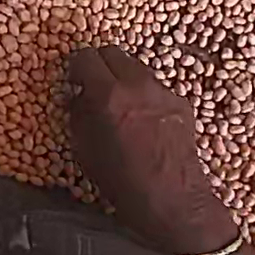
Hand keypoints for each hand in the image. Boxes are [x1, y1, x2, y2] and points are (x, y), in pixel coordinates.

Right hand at [67, 46, 236, 254]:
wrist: (174, 202)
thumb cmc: (123, 183)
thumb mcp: (86, 151)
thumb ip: (79, 116)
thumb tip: (77, 97)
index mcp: (109, 96)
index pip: (86, 57)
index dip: (75, 67)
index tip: (73, 80)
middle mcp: (138, 85)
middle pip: (112, 53)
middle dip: (98, 65)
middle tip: (92, 87)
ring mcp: (163, 91)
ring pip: (136, 68)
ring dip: (121, 78)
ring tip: (117, 104)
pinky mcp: (181, 102)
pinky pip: (154, 87)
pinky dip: (143, 95)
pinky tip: (142, 120)